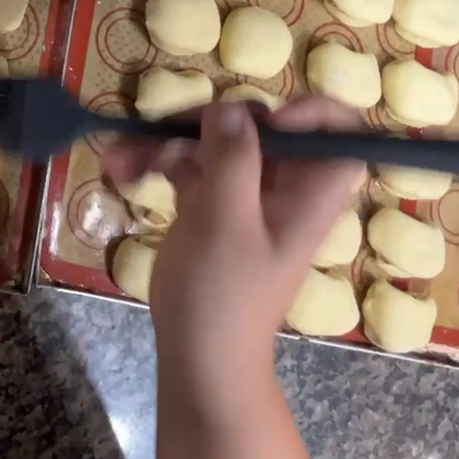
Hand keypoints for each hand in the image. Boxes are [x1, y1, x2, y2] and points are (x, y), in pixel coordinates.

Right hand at [105, 97, 362, 409]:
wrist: (198, 351)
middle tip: (164, 128)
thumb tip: (230, 106)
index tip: (267, 120)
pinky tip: (120, 171)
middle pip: (256, 127)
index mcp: (309, 191)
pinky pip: (181, 165)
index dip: (311, 113)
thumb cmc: (225, 293)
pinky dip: (151, 162)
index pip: (338, 134)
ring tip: (119, 157)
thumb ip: (233, 161)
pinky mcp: (204, 202)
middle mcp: (279, 185)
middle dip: (204, 122)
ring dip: (162, 142)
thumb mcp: (228, 223)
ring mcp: (239, 192)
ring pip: (209, 142)